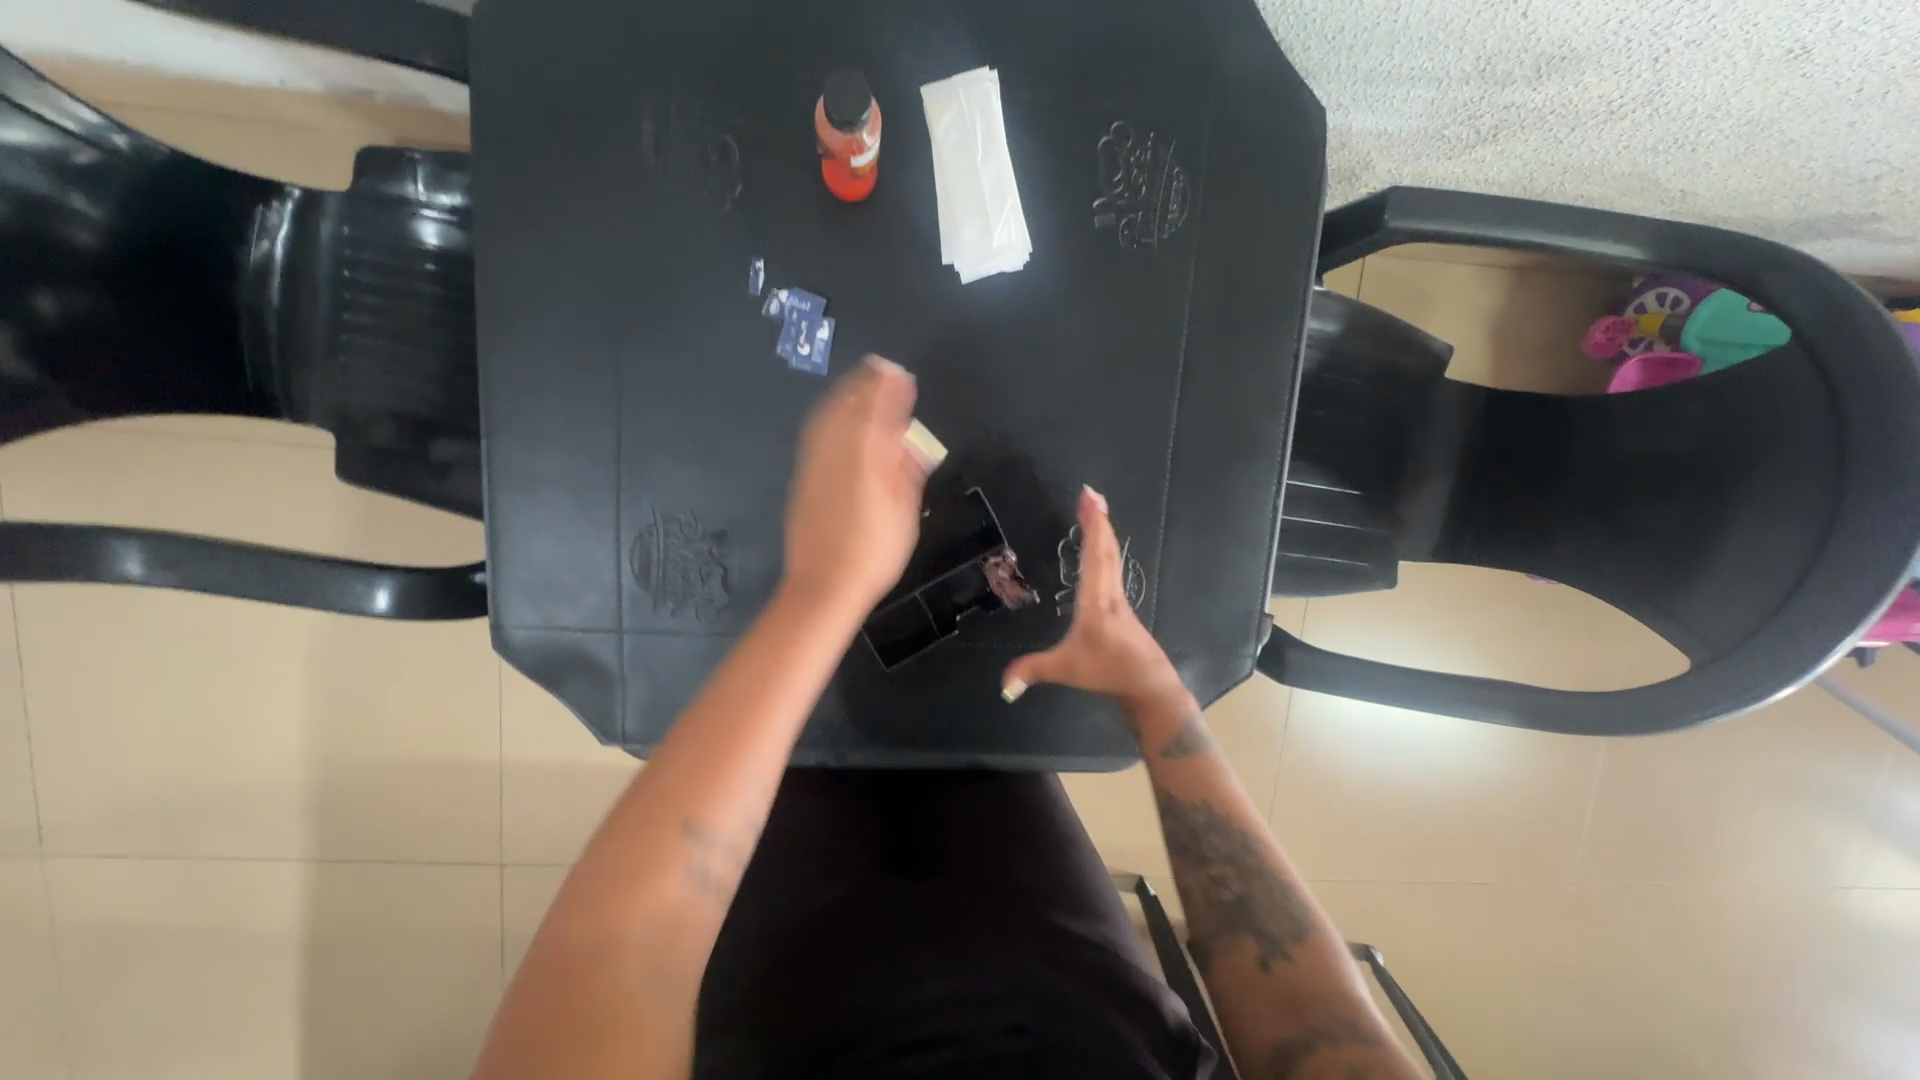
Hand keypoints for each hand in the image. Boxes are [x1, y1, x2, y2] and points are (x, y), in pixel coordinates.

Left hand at [782, 355, 929, 616]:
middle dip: (866, 384)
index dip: (890, 390)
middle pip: (850, 405)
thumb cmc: (873, 553)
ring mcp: (815, 463)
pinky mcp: (804, 477)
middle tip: (882, 369)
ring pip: (829, 415)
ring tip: (862, 384)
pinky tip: (838, 416)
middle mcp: (836, 451)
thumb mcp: (904, 513)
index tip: (901, 375)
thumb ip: (907, 472)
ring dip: (846, 395)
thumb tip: (913, 443)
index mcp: (866, 456)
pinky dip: (831, 414)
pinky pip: (817, 432)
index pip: (878, 410)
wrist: (823, 585)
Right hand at [1002, 486, 1182, 708]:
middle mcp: (1110, 592)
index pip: (1094, 555)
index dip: (1092, 526)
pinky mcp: (1122, 607)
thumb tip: (1003, 685)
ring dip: (1103, 533)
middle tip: (1091, 493)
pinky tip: (1101, 550)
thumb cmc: (1108, 671)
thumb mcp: (1067, 670)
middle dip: (1098, 520)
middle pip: (1105, 549)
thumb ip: (1033, 671)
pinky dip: (1105, 551)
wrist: (1148, 684)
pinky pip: (1112, 569)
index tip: (1090, 499)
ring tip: (1097, 512)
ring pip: (1111, 558)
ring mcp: (1118, 599)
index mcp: (1096, 600)